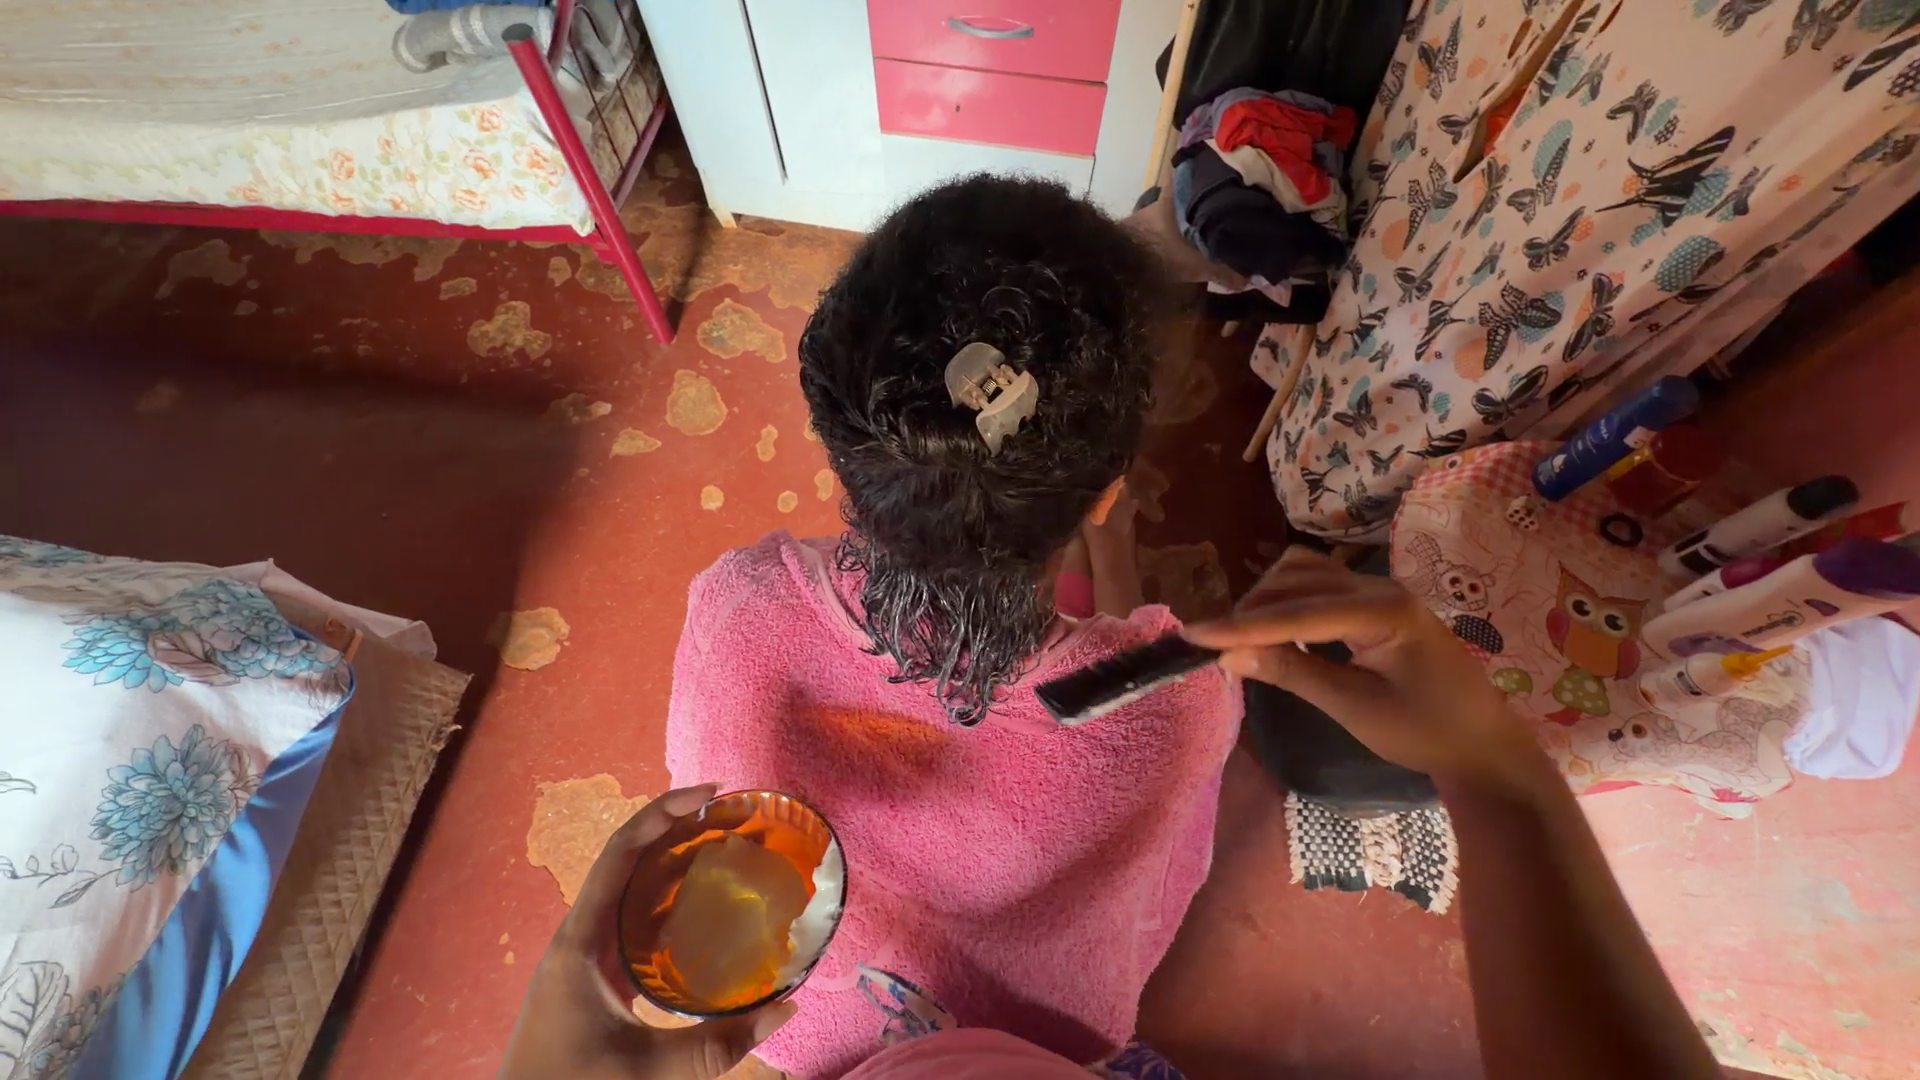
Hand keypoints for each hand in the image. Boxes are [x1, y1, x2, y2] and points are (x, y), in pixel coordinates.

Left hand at [499, 784, 796, 1079]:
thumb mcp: (650, 1072)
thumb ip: (719, 1044)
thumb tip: (786, 1008)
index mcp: (582, 939)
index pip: (621, 850)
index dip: (664, 811)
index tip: (711, 793)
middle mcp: (581, 933)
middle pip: (630, 858)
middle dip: (679, 828)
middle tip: (732, 819)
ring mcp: (586, 953)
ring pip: (633, 887)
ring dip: (676, 861)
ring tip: (726, 848)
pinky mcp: (595, 975)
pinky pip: (635, 918)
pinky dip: (670, 899)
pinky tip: (705, 906)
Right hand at [1184, 548, 1540, 787]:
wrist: (1483, 743)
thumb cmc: (1425, 732)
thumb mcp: (1354, 708)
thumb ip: (1292, 673)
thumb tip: (1227, 656)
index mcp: (1383, 611)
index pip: (1294, 614)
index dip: (1239, 626)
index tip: (1191, 634)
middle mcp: (1379, 587)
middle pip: (1293, 584)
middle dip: (1249, 613)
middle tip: (1216, 649)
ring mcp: (1377, 588)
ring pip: (1301, 573)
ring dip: (1266, 600)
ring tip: (1243, 639)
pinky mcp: (1373, 599)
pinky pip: (1316, 582)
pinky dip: (1286, 598)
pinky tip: (1276, 626)